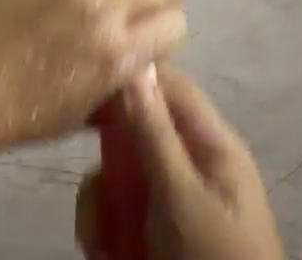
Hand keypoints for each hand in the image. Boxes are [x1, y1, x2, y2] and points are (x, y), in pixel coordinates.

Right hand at [75, 68, 282, 259]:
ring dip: (100, 203)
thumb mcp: (181, 196)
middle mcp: (190, 162)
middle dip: (106, 157)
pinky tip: (103, 252)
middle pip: (133, 128)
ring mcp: (170, 196)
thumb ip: (154, 131)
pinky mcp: (153, 227)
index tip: (87, 85)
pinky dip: (103, 227)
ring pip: (116, 170)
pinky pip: (115, 207)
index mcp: (212, 145)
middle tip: (92, 180)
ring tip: (101, 239)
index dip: (130, 77)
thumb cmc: (214, 259)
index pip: (168, 84)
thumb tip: (135, 62)